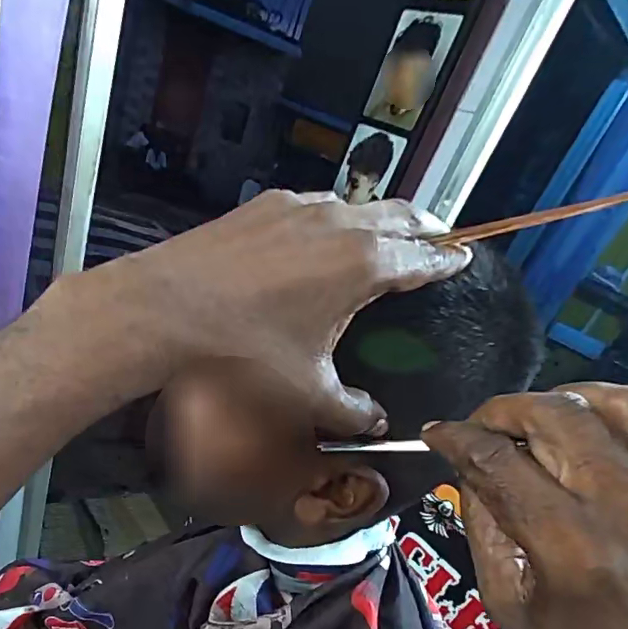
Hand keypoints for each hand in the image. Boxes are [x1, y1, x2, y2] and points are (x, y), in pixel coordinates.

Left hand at [41, 191, 468, 435]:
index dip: (449, 259)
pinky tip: (314, 240)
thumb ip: (349, 408)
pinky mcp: (261, 206)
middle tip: (434, 240)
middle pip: (401, 215)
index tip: (463, 258)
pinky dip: (329, 219)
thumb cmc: (240, 351)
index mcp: (364, 263)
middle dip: (424, 228)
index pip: (426, 255)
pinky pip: (311, 207)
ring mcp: (297, 207)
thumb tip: (372, 423)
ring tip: (378, 238)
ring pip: (355, 205)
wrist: (163, 309)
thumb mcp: (303, 390)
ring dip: (376, 219)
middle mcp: (339, 223)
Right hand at [422, 384, 627, 628]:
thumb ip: (488, 530)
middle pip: (562, 415)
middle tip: (488, 424)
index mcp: (572, 548)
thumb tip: (472, 472)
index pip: (499, 460)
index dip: (457, 437)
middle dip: (508, 408)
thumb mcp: (512, 612)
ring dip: (583, 397)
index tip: (439, 434)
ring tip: (557, 416)